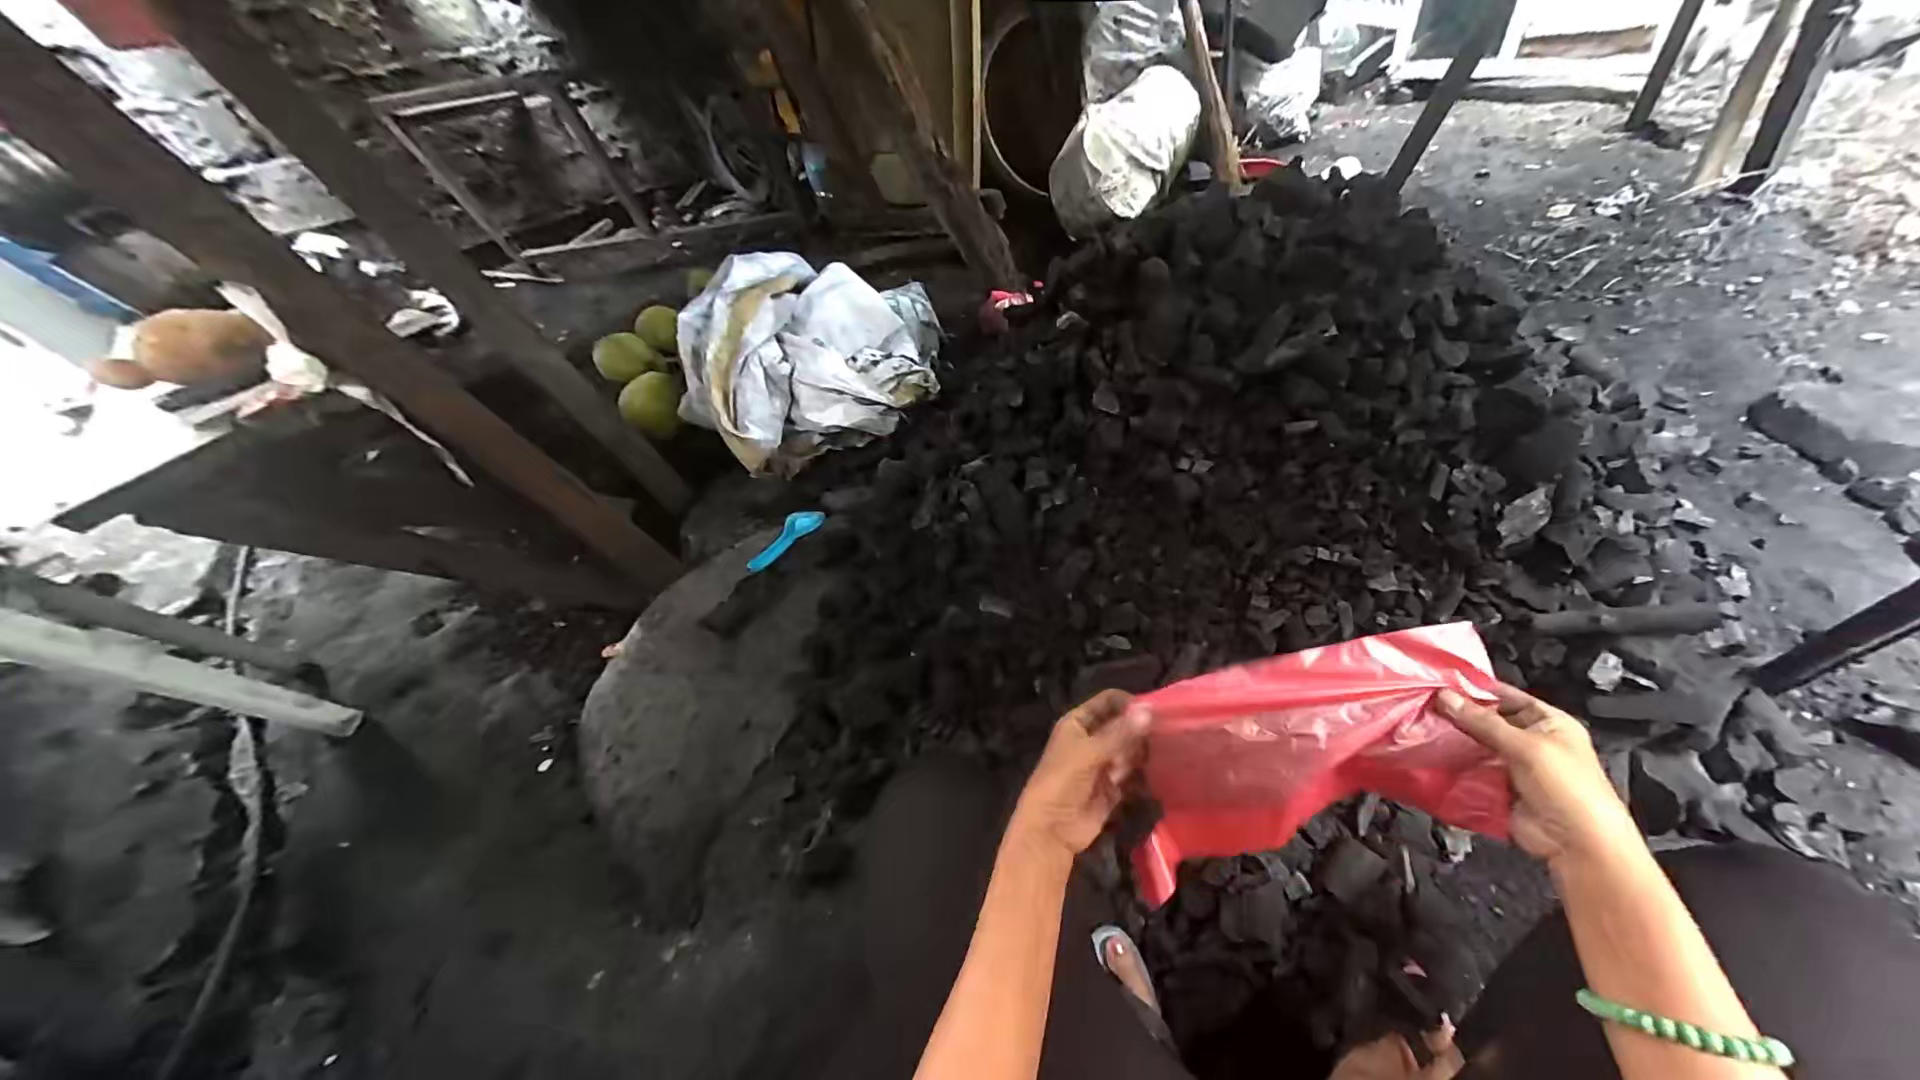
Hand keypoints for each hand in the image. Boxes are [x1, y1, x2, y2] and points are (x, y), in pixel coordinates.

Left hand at [1008, 691, 1151, 857]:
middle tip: (1157, 739)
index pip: (1109, 701)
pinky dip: (1143, 775)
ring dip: (1139, 755)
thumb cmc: (1062, 780)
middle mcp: (1092, 739)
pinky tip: (1155, 775)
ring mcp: (1104, 763)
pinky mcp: (1114, 787)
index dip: (1129, 703)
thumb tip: (1149, 709)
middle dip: (1138, 732)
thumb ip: (1120, 733)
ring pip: (1131, 750)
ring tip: (1147, 762)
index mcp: (1079, 722)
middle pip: (1124, 726)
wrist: (1052, 828)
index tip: (1155, 711)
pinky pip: (1134, 774)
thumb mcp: (1089, 752)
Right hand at [1434, 683, 1642, 871]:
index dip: (1474, 687)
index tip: (1439, 681)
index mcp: (1548, 722)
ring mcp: (1510, 762)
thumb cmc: (1570, 790)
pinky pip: (1466, 764)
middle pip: (1484, 718)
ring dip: (1450, 736)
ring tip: (1418, 722)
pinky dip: (1449, 759)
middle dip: (1455, 712)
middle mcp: (1529, 739)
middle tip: (1421, 702)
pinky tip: (1427, 749)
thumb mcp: (1527, 747)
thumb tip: (1445, 696)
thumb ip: (1482, 721)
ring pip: (1472, 741)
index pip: (1505, 694)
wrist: (1578, 845)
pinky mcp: (1494, 783)